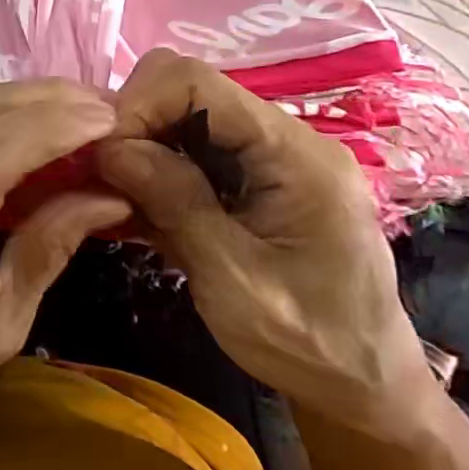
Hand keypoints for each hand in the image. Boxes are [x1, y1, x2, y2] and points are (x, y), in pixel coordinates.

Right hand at [94, 50, 440, 438]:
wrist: (363, 388)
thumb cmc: (307, 343)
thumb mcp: (232, 279)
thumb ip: (176, 203)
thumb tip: (111, 146)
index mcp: (294, 154)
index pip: (196, 81)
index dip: (138, 105)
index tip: (105, 156)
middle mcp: (283, 138)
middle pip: (185, 89)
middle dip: (134, 125)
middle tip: (107, 179)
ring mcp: (269, 156)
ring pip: (181, 116)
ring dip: (141, 149)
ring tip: (121, 199)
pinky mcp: (254, 176)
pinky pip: (191, 148)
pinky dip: (156, 169)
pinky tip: (143, 209)